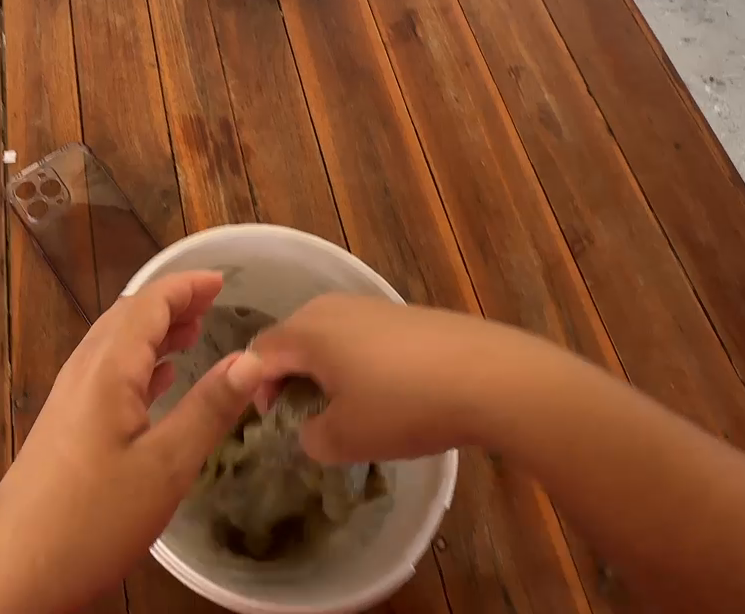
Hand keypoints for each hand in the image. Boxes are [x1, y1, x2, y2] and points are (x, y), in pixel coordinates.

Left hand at [0, 270, 264, 613]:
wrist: (15, 572)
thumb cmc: (94, 517)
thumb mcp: (165, 466)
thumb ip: (208, 408)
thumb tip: (251, 357)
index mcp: (107, 367)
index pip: (149, 303)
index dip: (186, 286)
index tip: (223, 280)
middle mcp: (84, 369)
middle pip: (129, 316)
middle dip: (172, 303)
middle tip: (214, 303)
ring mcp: (69, 397)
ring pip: (116, 343)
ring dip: (155, 331)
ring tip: (194, 331)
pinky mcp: (65, 423)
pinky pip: (108, 371)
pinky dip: (140, 361)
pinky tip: (159, 379)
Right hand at [231, 295, 571, 462]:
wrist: (489, 376)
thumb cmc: (404, 405)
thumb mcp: (347, 438)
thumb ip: (311, 437)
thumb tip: (310, 430)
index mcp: (305, 332)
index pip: (258, 352)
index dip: (254, 387)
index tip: (270, 421)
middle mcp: (328, 308)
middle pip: (289, 338)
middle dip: (285, 374)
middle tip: (300, 413)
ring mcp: (367, 305)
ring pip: (323, 335)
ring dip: (319, 367)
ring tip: (341, 404)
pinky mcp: (400, 313)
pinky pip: (355, 334)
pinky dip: (351, 359)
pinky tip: (381, 388)